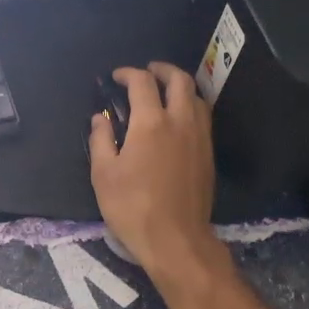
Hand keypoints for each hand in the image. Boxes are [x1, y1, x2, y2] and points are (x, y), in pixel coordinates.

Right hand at [89, 63, 225, 281]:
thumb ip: (101, 140)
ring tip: (165, 92)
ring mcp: (199, 137)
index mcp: (151, 123)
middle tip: (147, 72)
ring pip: (197, 97)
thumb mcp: (103, 174)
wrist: (175, 238)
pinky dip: (190, 106)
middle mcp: (180, 121)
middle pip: (179, 80)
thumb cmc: (132, 207)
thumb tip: (100, 118)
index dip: (128, 74)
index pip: (142, 83)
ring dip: (180, 86)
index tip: (117, 77)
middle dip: (162, 70)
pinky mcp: (208, 154)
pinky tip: (178, 119)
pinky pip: (203, 117)